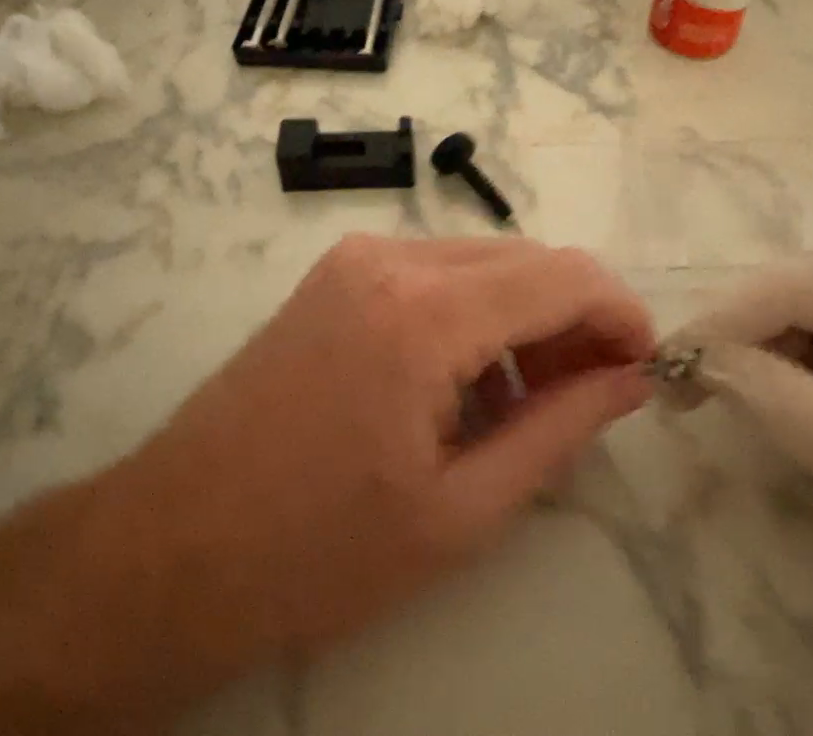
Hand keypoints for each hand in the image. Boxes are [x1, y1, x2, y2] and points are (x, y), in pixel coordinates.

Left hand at [101, 234, 655, 685]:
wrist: (169, 552)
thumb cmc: (319, 550)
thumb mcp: (463, 510)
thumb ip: (561, 429)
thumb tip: (631, 380)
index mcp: (426, 315)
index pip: (565, 277)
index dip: (621, 316)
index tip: (643, 369)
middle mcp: (391, 260)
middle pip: (528, 260)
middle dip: (578, 320)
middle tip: (592, 396)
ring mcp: (354, 261)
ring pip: (485, 263)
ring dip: (528, 318)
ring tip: (533, 401)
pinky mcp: (333, 278)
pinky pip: (437, 275)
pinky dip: (477, 316)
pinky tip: (470, 385)